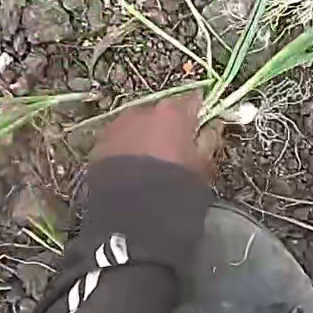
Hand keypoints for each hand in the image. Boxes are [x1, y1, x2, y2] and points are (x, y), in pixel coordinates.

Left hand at [89, 94, 219, 181]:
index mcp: (173, 112)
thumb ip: (209, 141)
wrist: (133, 211)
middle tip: (173, 152)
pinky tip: (131, 171)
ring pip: (137, 126)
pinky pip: (118, 141)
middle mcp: (143, 112)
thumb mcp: (203, 165)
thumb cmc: (175, 185)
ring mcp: (119, 126)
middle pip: (161, 113)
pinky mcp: (100, 143)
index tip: (200, 125)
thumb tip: (212, 128)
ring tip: (149, 165)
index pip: (192, 101)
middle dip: (166, 128)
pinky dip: (124, 150)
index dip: (197, 113)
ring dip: (143, 138)